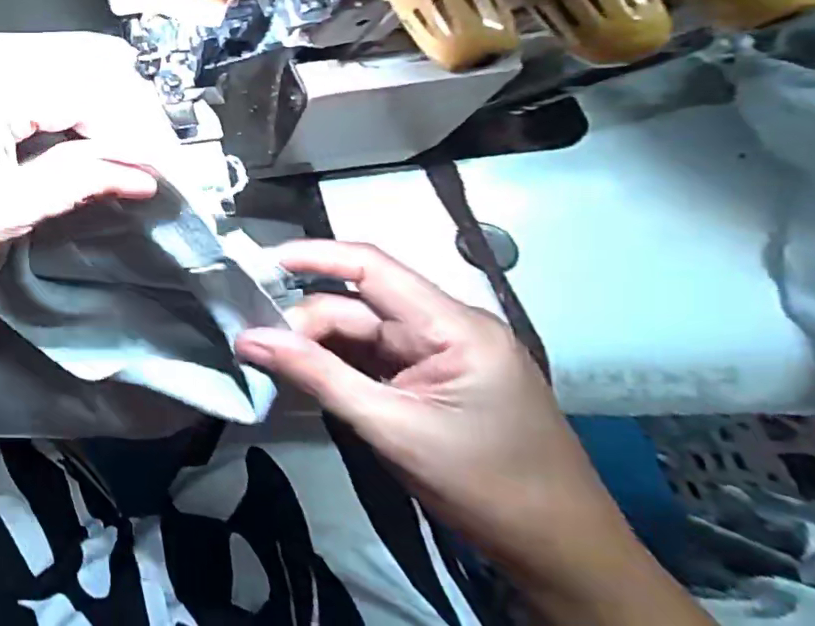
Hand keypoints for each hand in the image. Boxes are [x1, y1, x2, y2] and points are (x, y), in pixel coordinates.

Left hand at [0, 64, 174, 340]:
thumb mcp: (10, 211)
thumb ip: (79, 179)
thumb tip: (143, 175)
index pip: (81, 92)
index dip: (130, 130)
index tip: (166, 168)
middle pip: (70, 71)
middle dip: (120, 111)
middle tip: (155, 156)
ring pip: (50, 73)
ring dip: (94, 106)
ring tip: (131, 145)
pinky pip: (22, 85)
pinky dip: (59, 108)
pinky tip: (84, 132)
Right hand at [234, 241, 628, 580]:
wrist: (565, 560)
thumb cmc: (487, 489)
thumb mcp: (392, 429)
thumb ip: (317, 375)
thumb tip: (249, 338)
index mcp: (456, 327)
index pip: (373, 267)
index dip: (313, 255)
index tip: (258, 263)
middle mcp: (449, 327)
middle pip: (359, 304)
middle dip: (306, 320)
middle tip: (256, 343)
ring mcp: (442, 354)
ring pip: (362, 330)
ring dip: (318, 343)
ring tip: (272, 357)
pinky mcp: (434, 378)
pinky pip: (374, 356)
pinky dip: (338, 362)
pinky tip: (307, 371)